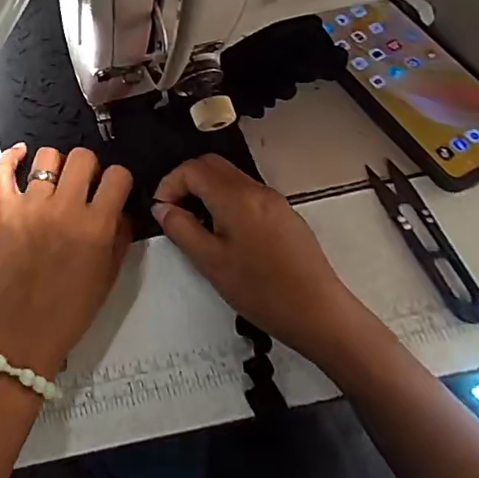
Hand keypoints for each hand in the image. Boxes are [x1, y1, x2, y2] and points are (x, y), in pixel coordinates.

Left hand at [0, 144, 133, 376]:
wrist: (26, 328)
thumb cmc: (72, 307)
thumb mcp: (110, 273)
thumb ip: (120, 234)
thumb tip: (121, 208)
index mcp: (96, 225)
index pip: (117, 175)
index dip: (119, 180)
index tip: (114, 190)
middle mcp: (65, 208)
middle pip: (83, 157)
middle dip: (91, 168)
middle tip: (86, 187)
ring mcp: (31, 206)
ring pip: (47, 157)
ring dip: (58, 165)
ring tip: (57, 182)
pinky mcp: (4, 211)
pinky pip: (2, 170)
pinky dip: (11, 157)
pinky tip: (22, 155)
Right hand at [151, 155, 382, 369]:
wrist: (317, 311)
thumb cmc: (261, 290)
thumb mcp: (210, 262)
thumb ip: (181, 229)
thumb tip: (163, 208)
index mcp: (236, 197)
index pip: (193, 168)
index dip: (169, 184)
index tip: (161, 210)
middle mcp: (257, 190)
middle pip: (212, 165)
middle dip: (186, 182)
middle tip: (174, 213)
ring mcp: (275, 201)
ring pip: (231, 179)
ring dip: (207, 192)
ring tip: (196, 227)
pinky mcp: (285, 215)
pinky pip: (248, 195)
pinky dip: (227, 202)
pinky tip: (225, 236)